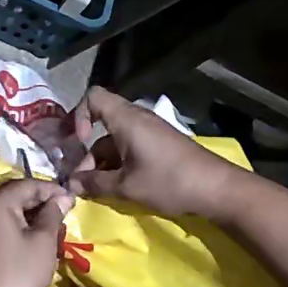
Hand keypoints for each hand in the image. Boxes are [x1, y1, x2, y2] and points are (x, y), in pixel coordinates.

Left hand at [0, 179, 71, 286]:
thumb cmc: (20, 274)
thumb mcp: (43, 242)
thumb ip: (53, 214)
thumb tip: (62, 197)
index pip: (28, 184)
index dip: (52, 189)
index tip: (73, 199)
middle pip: (16, 194)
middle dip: (41, 200)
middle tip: (64, 211)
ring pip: (9, 209)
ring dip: (31, 214)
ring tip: (54, 226)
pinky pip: (1, 223)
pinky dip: (20, 225)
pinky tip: (36, 238)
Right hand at [66, 87, 249, 219]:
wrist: (218, 189)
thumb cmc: (169, 181)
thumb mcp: (127, 187)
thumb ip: (94, 183)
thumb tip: (70, 185)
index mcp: (125, 119)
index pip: (92, 97)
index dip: (79, 115)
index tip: (80, 142)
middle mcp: (135, 119)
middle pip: (100, 124)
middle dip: (86, 151)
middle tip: (80, 179)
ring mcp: (149, 131)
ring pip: (114, 140)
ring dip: (101, 162)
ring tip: (96, 189)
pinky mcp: (159, 145)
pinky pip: (129, 147)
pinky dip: (118, 163)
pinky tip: (117, 187)